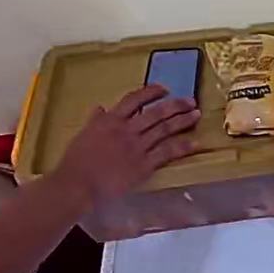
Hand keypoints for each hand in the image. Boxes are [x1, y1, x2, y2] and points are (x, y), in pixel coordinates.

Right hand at [54, 85, 199, 204]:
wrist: (79, 183)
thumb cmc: (77, 161)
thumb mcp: (83, 134)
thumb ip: (95, 120)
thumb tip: (101, 108)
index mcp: (110, 120)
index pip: (134, 99)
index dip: (151, 92)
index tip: (165, 89)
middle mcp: (127, 130)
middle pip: (156, 113)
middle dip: (175, 105)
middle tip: (191, 100)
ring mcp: (137, 147)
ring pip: (164, 130)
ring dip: (182, 121)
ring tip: (196, 115)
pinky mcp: (144, 165)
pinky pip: (167, 153)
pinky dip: (183, 147)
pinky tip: (195, 143)